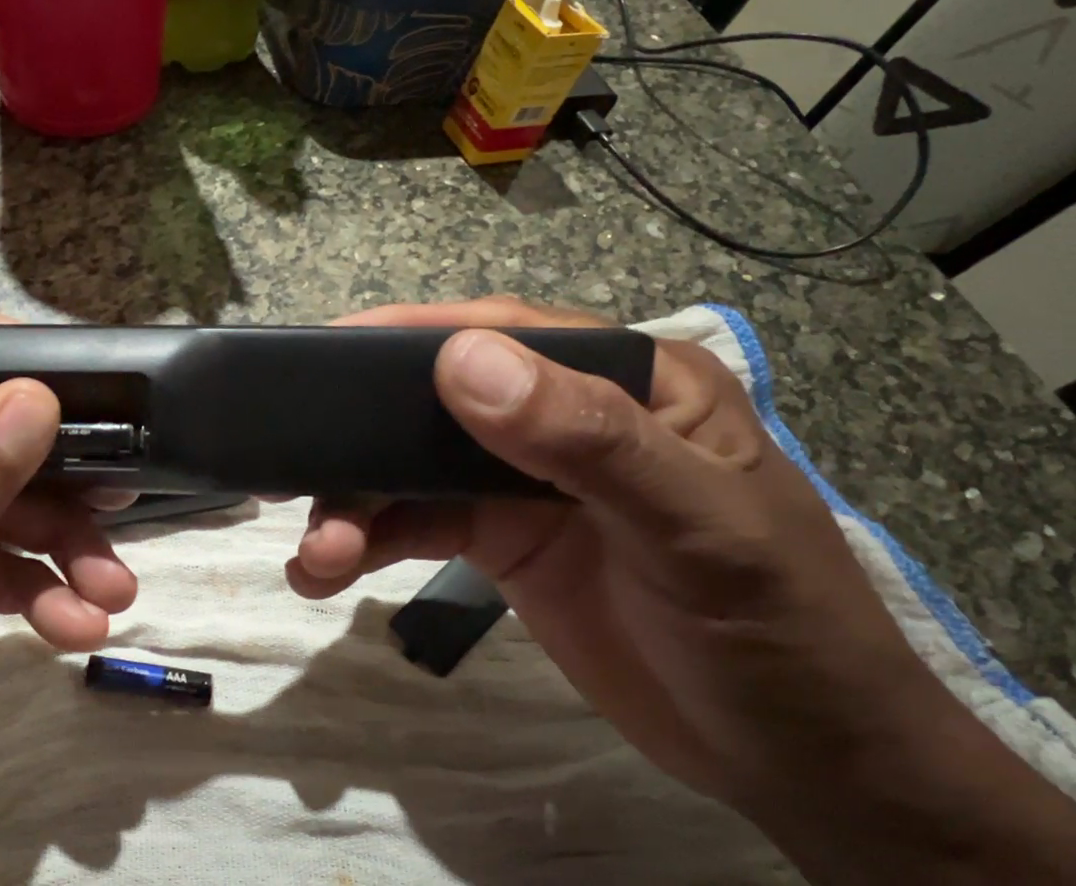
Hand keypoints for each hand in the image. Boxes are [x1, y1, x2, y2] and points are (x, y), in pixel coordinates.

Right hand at [295, 298, 1075, 883]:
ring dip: (355, 504)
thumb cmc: (774, 630)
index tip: (325, 346)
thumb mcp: (695, 528)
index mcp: (626, 383)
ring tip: (316, 555)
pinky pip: (416, 524)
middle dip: (362, 435)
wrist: (797, 760)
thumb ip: (586, 440)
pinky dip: (368, 542)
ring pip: (413, 468)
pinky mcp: (499, 540)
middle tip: (295, 467)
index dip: (414, 334)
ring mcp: (524, 482)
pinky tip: (329, 572)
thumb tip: (460, 361)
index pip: (508, 333)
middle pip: (437, 402)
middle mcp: (564, 419)